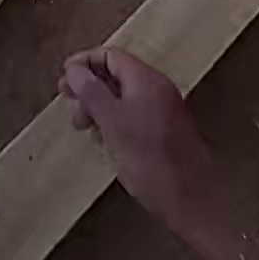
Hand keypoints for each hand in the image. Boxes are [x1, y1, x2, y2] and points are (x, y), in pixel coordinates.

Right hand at [59, 47, 224, 230]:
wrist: (194, 204)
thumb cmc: (150, 160)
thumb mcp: (112, 123)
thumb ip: (92, 92)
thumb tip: (74, 69)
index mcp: (146, 80)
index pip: (109, 55)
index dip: (83, 63)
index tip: (63, 80)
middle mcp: (157, 88)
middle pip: (115, 73)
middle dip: (89, 85)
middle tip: (69, 103)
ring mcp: (163, 109)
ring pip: (123, 94)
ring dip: (99, 103)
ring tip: (84, 126)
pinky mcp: (165, 130)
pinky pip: (133, 111)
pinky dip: (113, 117)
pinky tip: (104, 136)